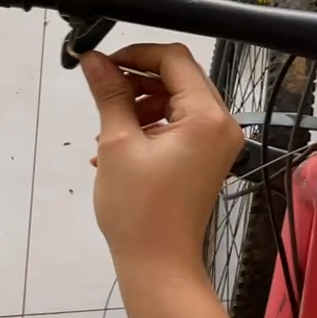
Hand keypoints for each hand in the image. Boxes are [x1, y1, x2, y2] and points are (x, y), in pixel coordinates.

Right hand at [82, 43, 243, 275]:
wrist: (159, 263)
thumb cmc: (139, 210)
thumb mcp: (117, 144)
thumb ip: (109, 95)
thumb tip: (94, 60)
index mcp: (208, 116)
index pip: (176, 60)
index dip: (137, 54)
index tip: (103, 62)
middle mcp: (223, 124)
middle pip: (180, 78)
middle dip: (138, 80)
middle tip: (102, 90)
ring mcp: (219, 141)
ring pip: (178, 101)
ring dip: (142, 104)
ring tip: (108, 127)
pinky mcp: (209, 156)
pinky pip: (181, 124)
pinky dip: (152, 125)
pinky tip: (120, 143)